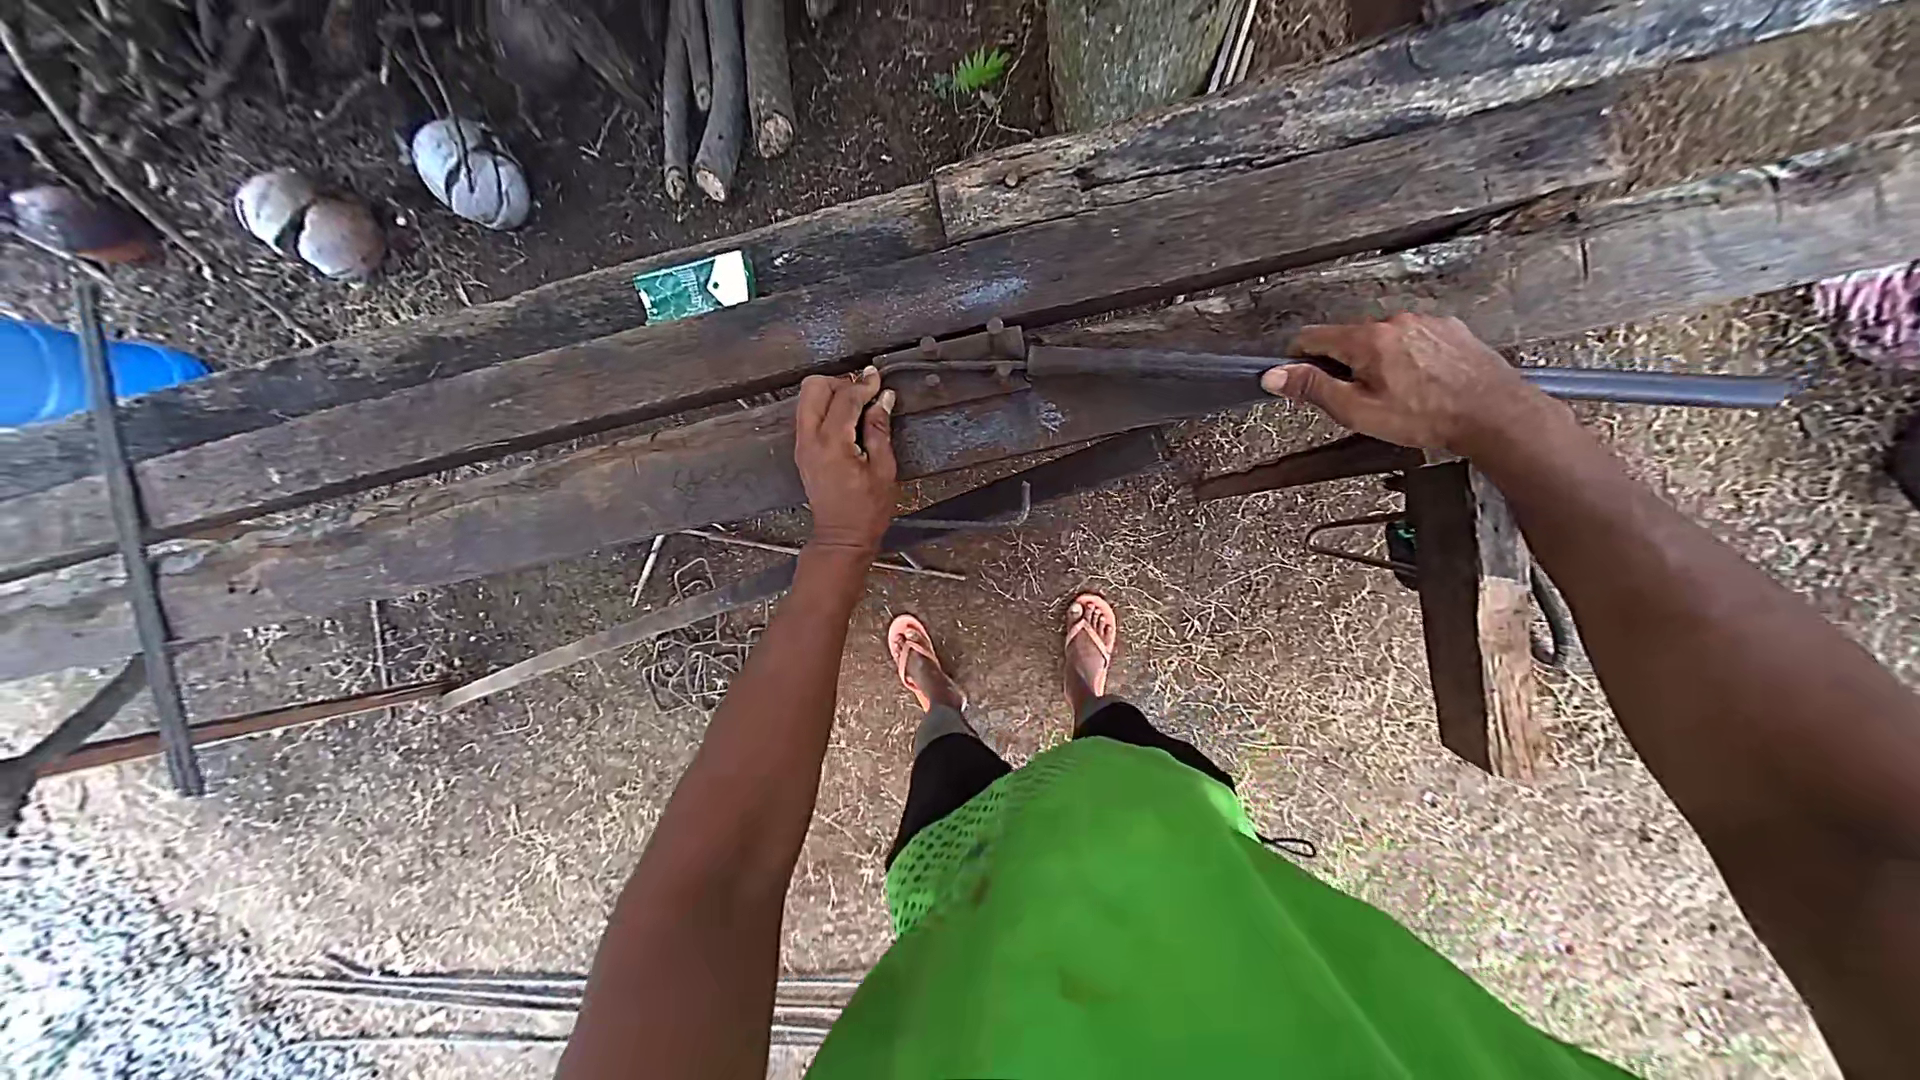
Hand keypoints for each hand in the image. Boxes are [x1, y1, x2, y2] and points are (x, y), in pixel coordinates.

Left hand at [794, 368, 897, 554]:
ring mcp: (802, 446)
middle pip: (814, 388)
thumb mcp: (883, 469)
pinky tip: (847, 419)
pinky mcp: (802, 451)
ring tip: (857, 405)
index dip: (863, 385)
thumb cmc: (866, 511)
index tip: (877, 378)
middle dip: (840, 383)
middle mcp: (810, 441)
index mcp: (832, 444)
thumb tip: (883, 399)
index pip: (845, 398)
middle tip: (864, 392)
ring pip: (807, 399)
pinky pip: (808, 416)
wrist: (842, 536)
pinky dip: (825, 408)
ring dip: (831, 394)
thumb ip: (879, 429)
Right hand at [1260, 313, 1562, 453]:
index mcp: (1367, 339)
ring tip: (1390, 394)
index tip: (1299, 378)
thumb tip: (1275, 375)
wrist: (1493, 414)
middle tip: (1352, 398)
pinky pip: (1410, 339)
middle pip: (1347, 338)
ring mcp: (1425, 323)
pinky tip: (1415, 384)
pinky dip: (1403, 358)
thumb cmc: (1427, 417)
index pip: (1311, 337)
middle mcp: (1395, 322)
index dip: (1297, 359)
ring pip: (1380, 339)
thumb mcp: (1355, 410)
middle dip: (1340, 364)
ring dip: (1373, 361)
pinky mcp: (1448, 330)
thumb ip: (1311, 388)